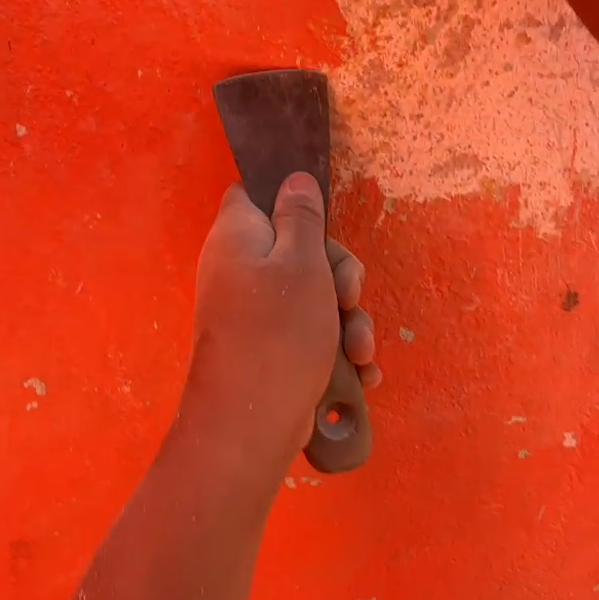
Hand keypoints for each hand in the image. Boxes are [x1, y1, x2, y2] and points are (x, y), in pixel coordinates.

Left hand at [177, 174, 381, 479]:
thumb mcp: (303, 262)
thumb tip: (294, 179)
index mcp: (237, 234)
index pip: (256, 193)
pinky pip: (307, 331)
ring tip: (361, 352)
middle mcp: (240, 267)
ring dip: (347, 320)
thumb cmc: (279, 330)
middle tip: (351, 297)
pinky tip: (360, 373)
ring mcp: (253, 310)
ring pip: (312, 294)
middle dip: (339, 274)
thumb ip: (302, 216)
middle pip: (299, 247)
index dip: (291, 199)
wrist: (251, 421)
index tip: (323, 222)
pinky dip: (335, 348)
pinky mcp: (269, 346)